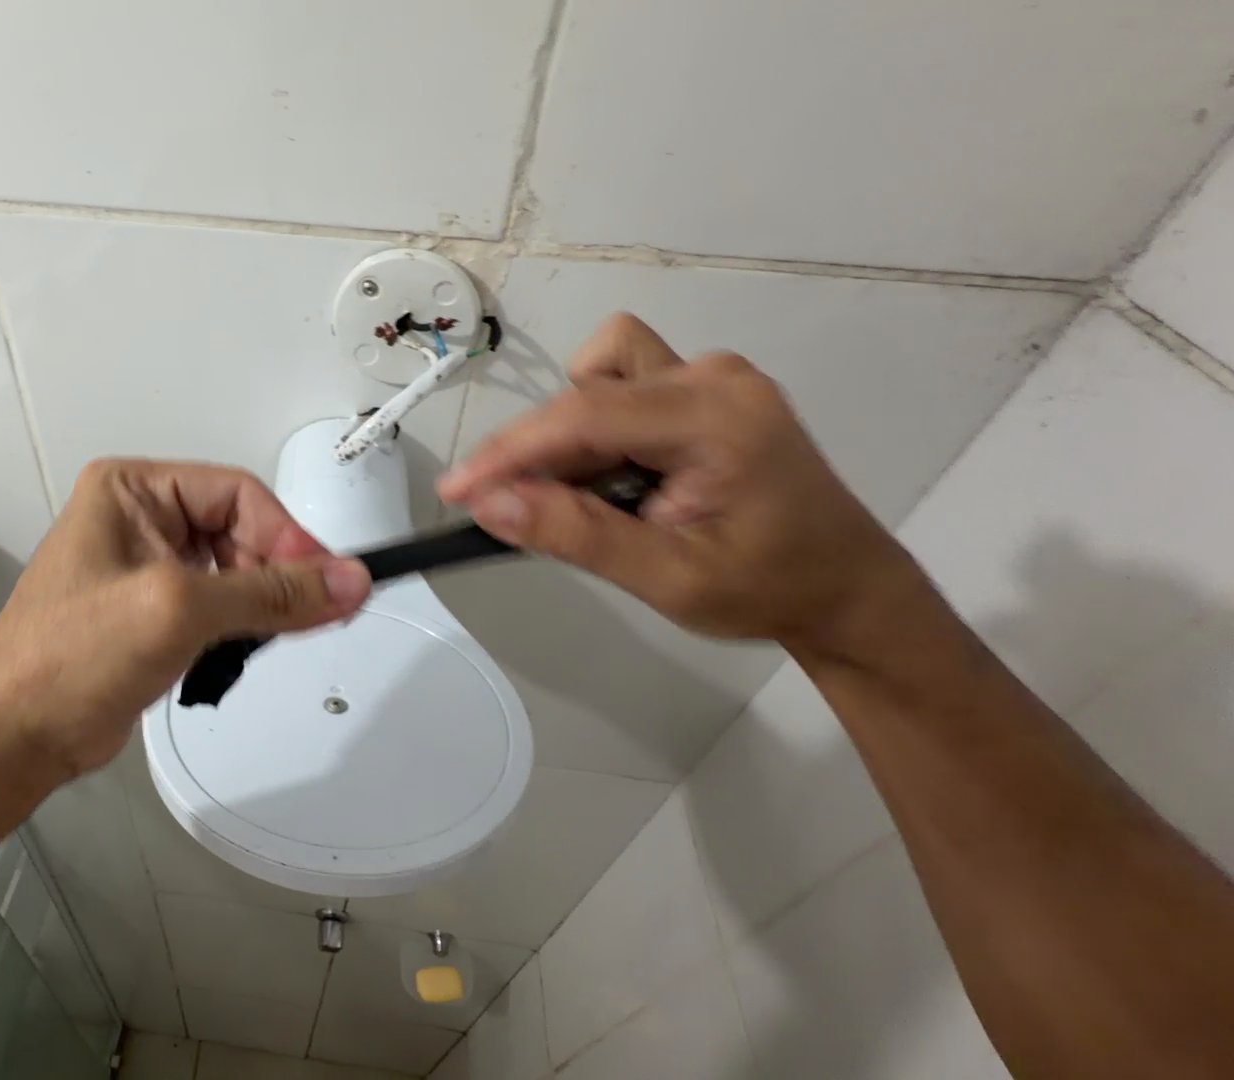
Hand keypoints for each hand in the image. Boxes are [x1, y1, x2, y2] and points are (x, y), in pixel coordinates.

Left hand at [0, 459, 371, 777]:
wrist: (12, 736)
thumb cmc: (75, 657)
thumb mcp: (180, 609)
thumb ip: (271, 593)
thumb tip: (354, 580)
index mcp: (134, 489)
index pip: (238, 493)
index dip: (287, 535)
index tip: (327, 583)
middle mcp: (141, 518)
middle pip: (241, 530)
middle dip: (275, 572)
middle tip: (310, 617)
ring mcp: (147, 569)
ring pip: (235, 570)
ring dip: (261, 603)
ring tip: (273, 638)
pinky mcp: (153, 615)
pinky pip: (218, 606)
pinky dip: (242, 626)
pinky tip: (246, 651)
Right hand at [439, 314, 921, 651]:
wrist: (842, 587)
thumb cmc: (764, 590)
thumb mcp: (666, 577)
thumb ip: (576, 535)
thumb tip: (490, 504)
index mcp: (717, 419)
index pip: (586, 414)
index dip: (510, 450)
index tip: (455, 490)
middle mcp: (714, 377)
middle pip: (588, 390)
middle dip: (543, 452)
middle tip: (529, 517)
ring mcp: (714, 375)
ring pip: (602, 373)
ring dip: (574, 433)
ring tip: (593, 499)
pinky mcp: (707, 387)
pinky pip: (623, 382)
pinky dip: (598, 425)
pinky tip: (618, 476)